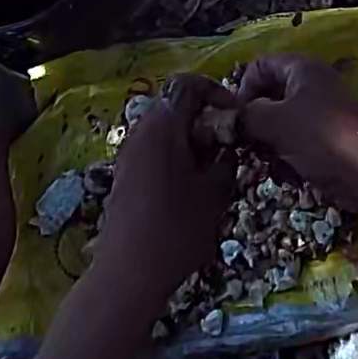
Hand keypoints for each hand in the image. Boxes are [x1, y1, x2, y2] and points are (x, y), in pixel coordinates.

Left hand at [96, 75, 236, 294]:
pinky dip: (174, 153)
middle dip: (203, 117)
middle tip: (226, 142)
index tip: (234, 113)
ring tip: (210, 166)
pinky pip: (153, 148)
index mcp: (163, 126)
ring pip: (163, 128)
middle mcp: (141, 131)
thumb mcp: (215, 194)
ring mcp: (128, 153)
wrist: (127, 274)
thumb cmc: (176, 229)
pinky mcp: (124, 174)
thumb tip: (227, 148)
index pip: (187, 84)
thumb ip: (225, 161)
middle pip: (174, 104)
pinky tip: (188, 184)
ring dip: (189, 137)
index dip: (214, 90)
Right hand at [235, 55, 357, 215]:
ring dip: (269, 145)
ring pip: (278, 123)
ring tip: (271, 165)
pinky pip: (294, 143)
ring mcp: (318, 113)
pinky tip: (289, 177)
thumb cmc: (323, 139)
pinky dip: (287, 158)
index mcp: (300, 69)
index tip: (237, 117)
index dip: (243, 88)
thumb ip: (247, 114)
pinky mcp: (324, 140)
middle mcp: (309, 86)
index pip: (259, 66)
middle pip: (267, 96)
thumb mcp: (277, 122)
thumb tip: (231, 117)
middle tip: (247, 145)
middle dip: (255, 122)